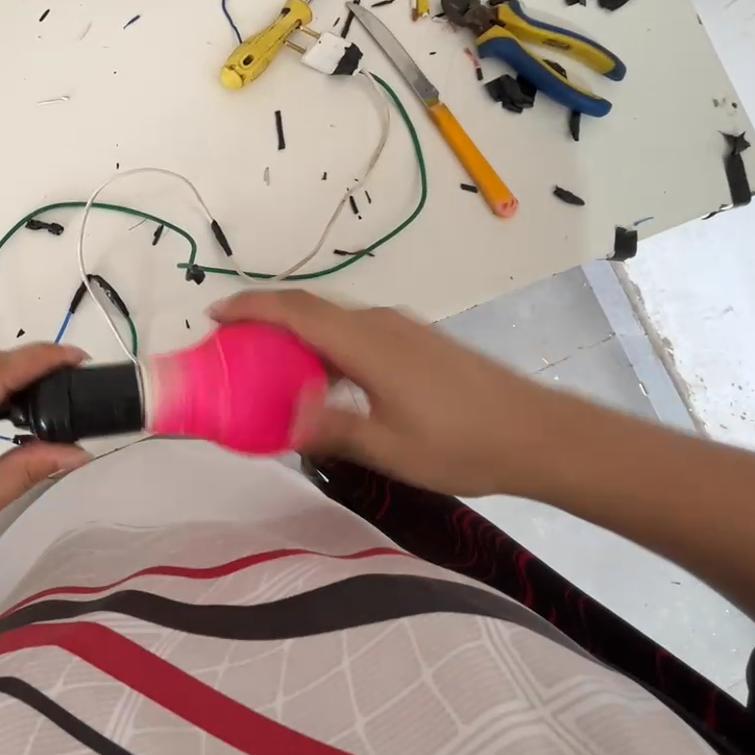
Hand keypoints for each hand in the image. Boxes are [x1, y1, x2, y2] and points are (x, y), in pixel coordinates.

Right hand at [211, 289, 574, 496]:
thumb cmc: (462, 443)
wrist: (542, 434)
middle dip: (265, 315)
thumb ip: (330, 428)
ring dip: (295, 330)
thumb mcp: (389, 448)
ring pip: (333, 318)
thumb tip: (280, 418)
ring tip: (269, 361)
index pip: (295, 310)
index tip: (213, 313)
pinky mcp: (415, 340)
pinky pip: (354, 330)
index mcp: (365, 342)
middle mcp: (379, 323)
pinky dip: (323, 342)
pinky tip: (325, 376)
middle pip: (310, 306)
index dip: (250, 307)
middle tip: (232, 342)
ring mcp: (401, 328)